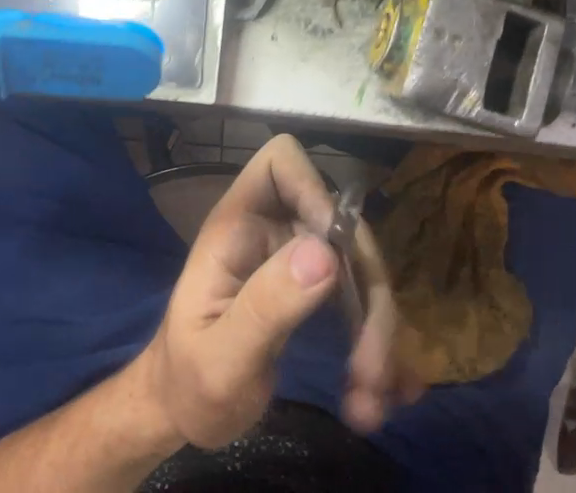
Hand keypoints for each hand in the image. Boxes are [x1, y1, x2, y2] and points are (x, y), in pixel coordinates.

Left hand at [135, 135, 416, 447]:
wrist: (186, 413)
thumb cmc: (189, 383)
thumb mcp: (222, 358)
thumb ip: (266, 305)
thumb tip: (325, 251)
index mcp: (238, 229)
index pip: (280, 162)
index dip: (316, 189)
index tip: (338, 255)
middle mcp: (272, 234)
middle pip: (342, 226)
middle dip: (368, 295)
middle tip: (370, 370)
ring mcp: (296, 262)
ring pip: (361, 269)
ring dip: (379, 332)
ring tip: (372, 401)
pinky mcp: (316, 294)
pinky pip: (362, 303)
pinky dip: (379, 346)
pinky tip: (389, 393)